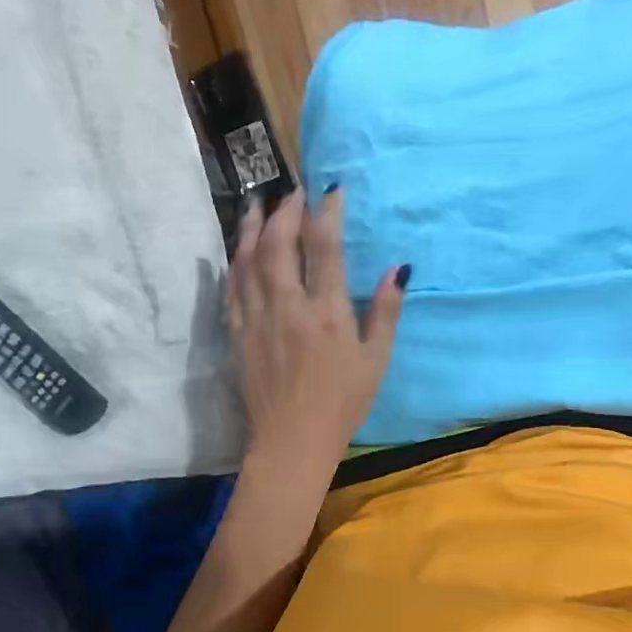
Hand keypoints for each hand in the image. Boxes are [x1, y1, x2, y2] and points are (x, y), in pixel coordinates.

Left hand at [228, 188, 407, 473]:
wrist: (291, 441)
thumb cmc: (342, 403)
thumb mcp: (376, 360)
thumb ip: (386, 312)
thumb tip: (399, 268)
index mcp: (326, 312)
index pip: (325, 248)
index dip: (327, 213)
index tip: (331, 189)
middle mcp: (287, 306)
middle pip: (278, 244)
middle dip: (284, 212)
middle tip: (291, 192)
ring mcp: (256, 319)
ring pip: (249, 260)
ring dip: (253, 227)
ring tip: (257, 204)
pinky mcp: (237, 334)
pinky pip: (232, 288)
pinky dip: (235, 262)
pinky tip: (238, 250)